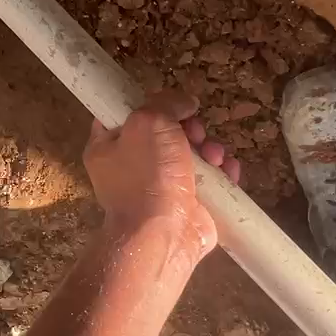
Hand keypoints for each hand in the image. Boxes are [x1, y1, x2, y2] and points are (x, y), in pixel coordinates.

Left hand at [83, 91, 239, 256]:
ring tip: (215, 157)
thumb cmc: (147, 175)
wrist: (162, 233)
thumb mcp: (148, 122)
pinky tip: (228, 171)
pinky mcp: (188, 202)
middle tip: (196, 134)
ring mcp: (160, 186)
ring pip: (191, 154)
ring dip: (210, 149)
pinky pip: (209, 179)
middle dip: (189, 128)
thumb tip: (185, 102)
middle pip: (166, 132)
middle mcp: (131, 166)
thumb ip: (164, 102)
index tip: (170, 105)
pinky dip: (222, 172)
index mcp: (107, 147)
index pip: (123, 115)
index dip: (150, 105)